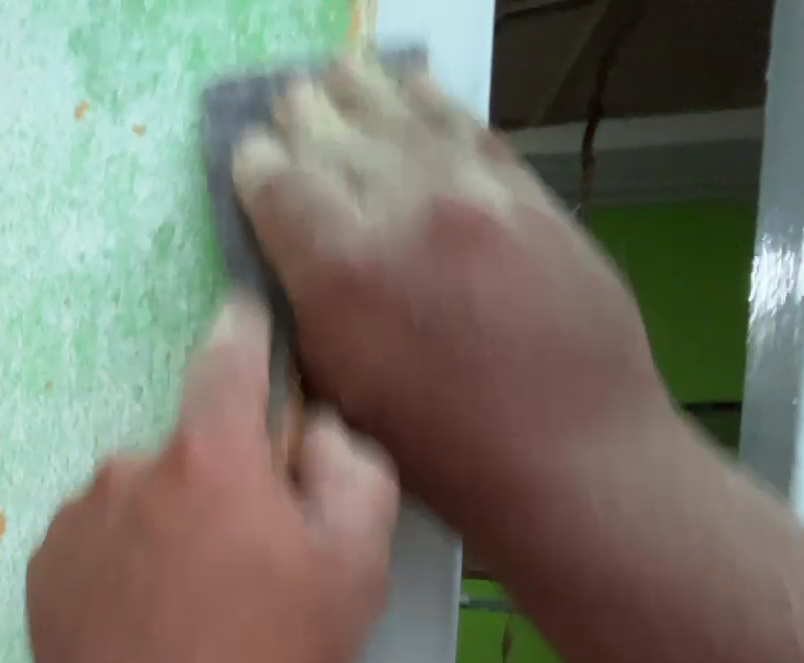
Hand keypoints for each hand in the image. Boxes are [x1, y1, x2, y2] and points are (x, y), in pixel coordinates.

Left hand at [25, 301, 397, 662]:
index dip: (247, 331)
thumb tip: (314, 431)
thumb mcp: (351, 571)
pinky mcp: (42, 556)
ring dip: (166, 526)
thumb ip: (351, 473)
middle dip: (217, 481)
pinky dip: (121, 558)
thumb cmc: (257, 660)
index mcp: (205, 456)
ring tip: (184, 606)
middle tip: (239, 562)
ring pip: (140, 496)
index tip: (249, 319)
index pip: (226, 354)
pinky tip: (138, 620)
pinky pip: (98, 536)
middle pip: (187, 447)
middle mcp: (126, 467)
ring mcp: (75, 514)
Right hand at [231, 57, 676, 533]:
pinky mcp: (528, 198)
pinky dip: (434, 104)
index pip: (283, 193)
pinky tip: (410, 85)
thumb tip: (285, 264)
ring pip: (403, 124)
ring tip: (334, 74)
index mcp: (340, 274)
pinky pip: (470, 132)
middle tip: (284, 100)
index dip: (257, 167)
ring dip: (363, 95)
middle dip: (305, 120)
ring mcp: (473, 198)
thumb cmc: (421, 439)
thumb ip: (302, 310)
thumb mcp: (331, 385)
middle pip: (338, 146)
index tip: (245, 152)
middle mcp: (403, 216)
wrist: (557, 447)